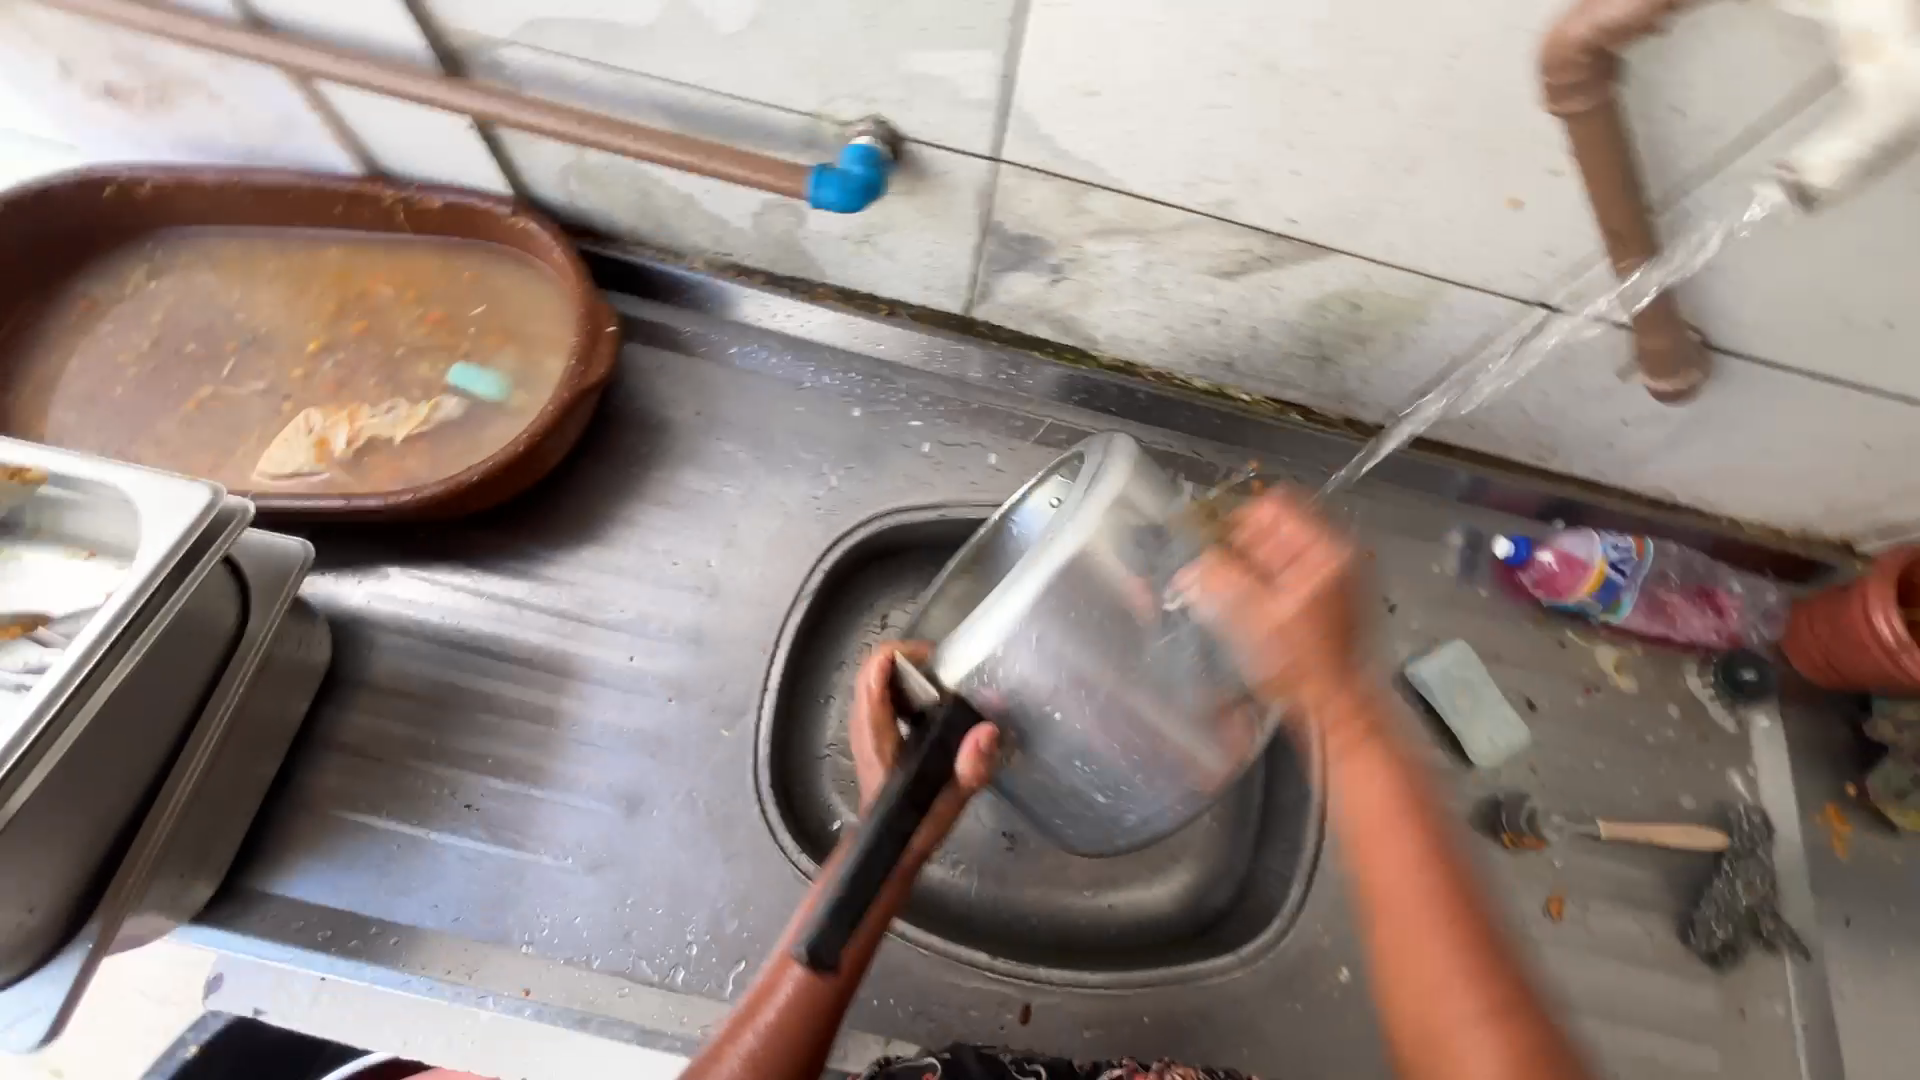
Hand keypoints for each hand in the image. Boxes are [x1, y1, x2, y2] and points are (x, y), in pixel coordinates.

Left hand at [848, 642, 999, 868]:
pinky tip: (932, 704)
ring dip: (906, 673)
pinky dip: (904, 688)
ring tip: (943, 684)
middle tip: (946, 671)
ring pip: (876, 682)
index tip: (937, 660)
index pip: (874, 673)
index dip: (902, 653)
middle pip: (873, 671)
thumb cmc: (913, 827)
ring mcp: (865, 729)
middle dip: (908, 660)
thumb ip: (970, 769)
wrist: (885, 852)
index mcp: (876, 734)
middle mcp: (864, 725)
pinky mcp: (872, 735)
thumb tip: (989, 730)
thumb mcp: (948, 802)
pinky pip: (881, 696)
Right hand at [1173, 488, 1368, 712]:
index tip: (1215, 552)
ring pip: (1279, 552)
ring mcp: (1337, 576)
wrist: (1338, 709)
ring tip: (1236, 600)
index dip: (1237, 524)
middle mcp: (1338, 554)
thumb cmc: (1299, 663)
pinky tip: (1253, 612)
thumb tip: (1188, 561)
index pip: (1273, 505)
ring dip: (1250, 569)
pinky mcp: (1330, 597)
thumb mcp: (1250, 615)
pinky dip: (1264, 584)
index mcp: (1326, 548)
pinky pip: (1288, 573)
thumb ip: (1217, 576)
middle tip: (1221, 579)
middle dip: (1241, 549)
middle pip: (1277, 527)